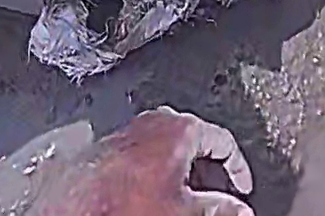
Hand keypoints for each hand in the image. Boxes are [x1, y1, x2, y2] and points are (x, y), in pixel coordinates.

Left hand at [30, 108, 253, 215]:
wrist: (81, 198)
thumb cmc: (128, 199)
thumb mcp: (184, 210)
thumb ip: (218, 209)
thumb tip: (241, 211)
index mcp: (181, 128)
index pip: (223, 140)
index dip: (238, 168)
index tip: (242, 190)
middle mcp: (161, 119)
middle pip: (199, 141)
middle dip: (213, 172)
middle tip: (221, 200)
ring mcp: (140, 127)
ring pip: (176, 146)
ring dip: (190, 171)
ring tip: (192, 200)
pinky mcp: (124, 139)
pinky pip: (156, 150)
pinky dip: (168, 168)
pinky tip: (164, 192)